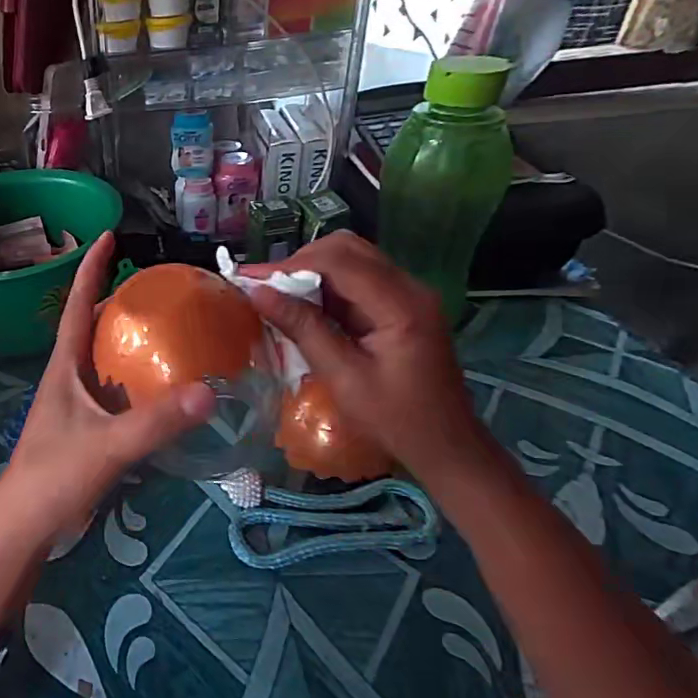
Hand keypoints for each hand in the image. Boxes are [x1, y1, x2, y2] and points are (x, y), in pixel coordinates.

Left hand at [0, 232, 214, 550]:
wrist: (26, 524)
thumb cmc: (54, 475)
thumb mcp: (108, 446)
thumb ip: (156, 422)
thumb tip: (210, 390)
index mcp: (64, 365)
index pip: (75, 304)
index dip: (91, 268)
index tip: (106, 235)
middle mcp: (67, 374)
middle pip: (90, 323)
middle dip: (115, 297)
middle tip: (155, 283)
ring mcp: (74, 400)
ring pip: (101, 354)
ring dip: (125, 334)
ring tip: (164, 322)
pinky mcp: (84, 424)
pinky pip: (111, 385)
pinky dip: (133, 373)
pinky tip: (159, 381)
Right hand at [239, 232, 489, 480]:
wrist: (448, 448)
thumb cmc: (397, 421)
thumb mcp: (344, 379)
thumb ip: (303, 330)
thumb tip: (257, 294)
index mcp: (401, 305)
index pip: (338, 261)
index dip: (288, 265)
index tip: (249, 279)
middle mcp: (409, 288)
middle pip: (346, 249)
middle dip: (299, 262)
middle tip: (264, 287)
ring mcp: (408, 295)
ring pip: (350, 259)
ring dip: (310, 272)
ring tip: (276, 296)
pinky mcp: (400, 306)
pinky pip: (357, 279)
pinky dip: (324, 286)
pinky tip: (302, 307)